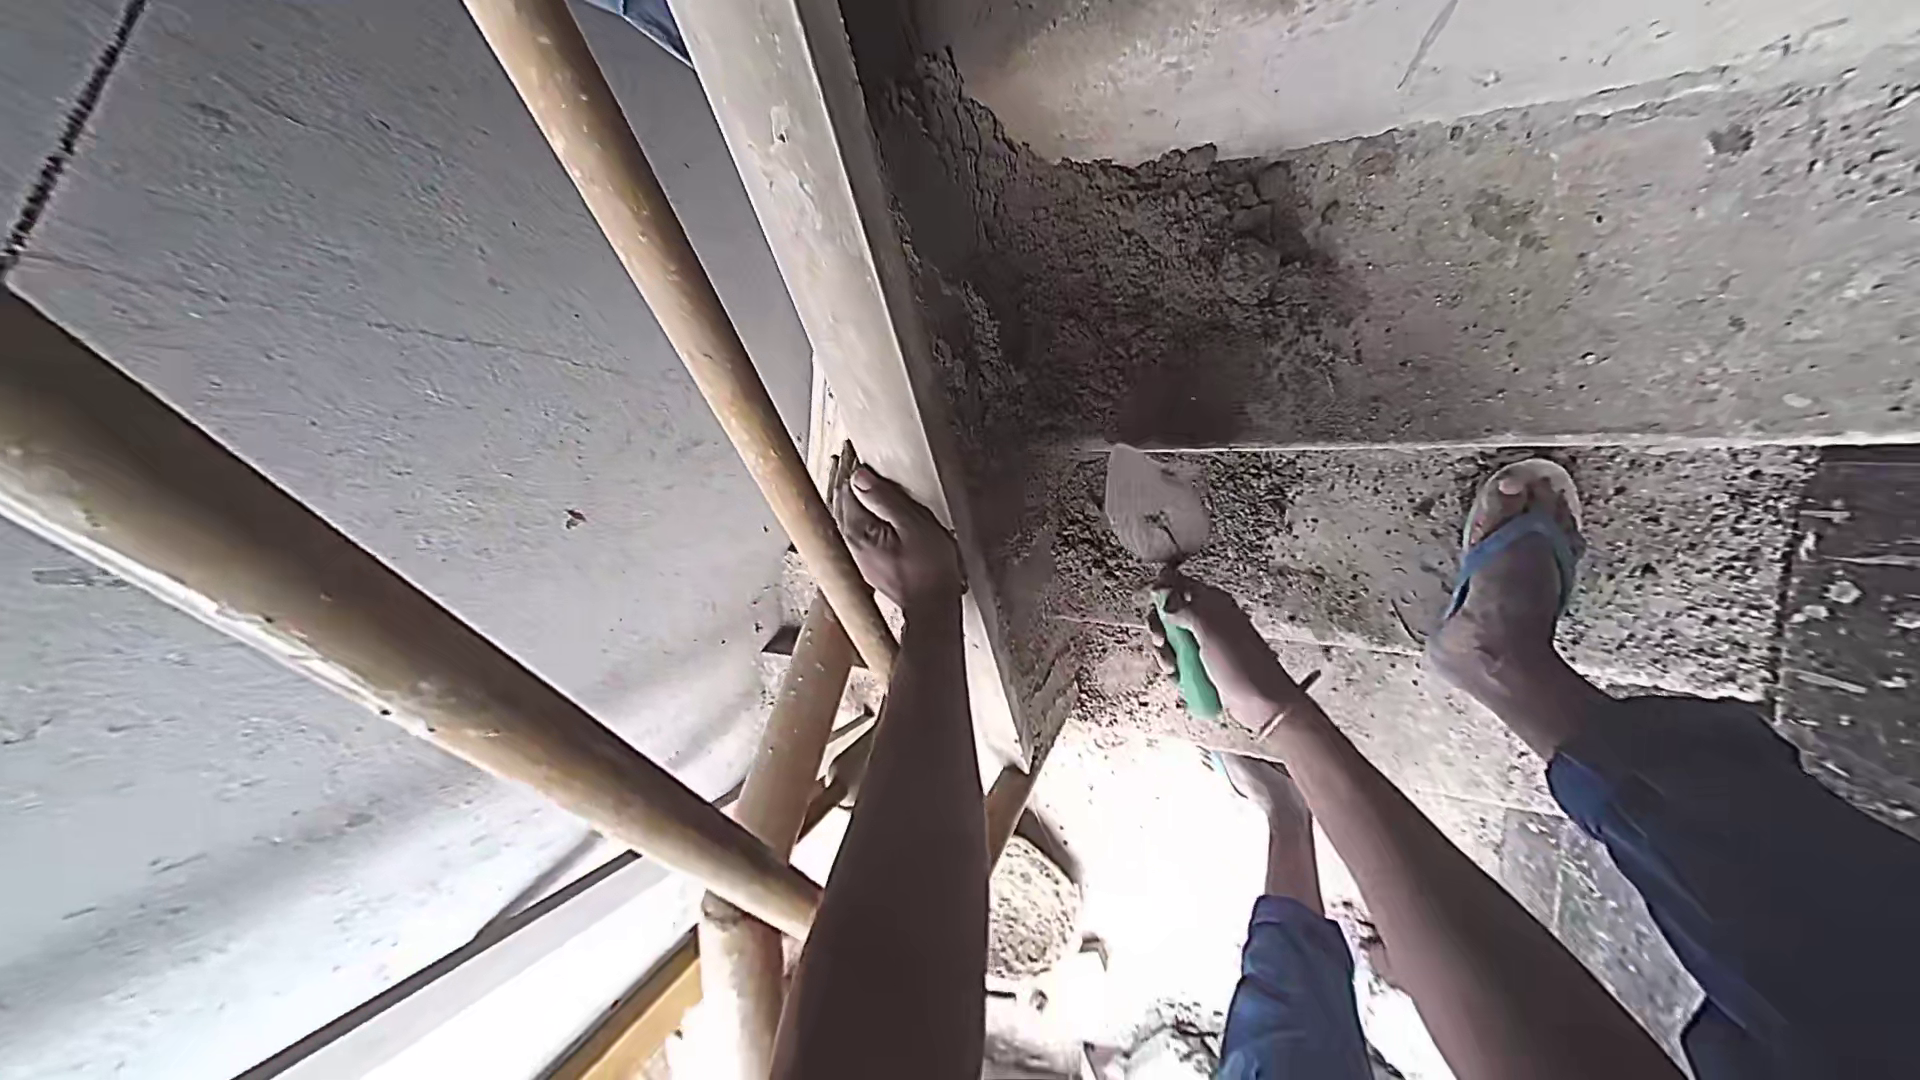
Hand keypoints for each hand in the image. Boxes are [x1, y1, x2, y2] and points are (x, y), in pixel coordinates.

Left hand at [831, 451, 963, 613]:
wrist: (932, 608)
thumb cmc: (930, 569)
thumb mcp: (915, 526)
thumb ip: (886, 500)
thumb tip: (859, 476)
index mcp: (859, 532)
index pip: (846, 491)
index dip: (849, 468)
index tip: (853, 449)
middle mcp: (850, 544)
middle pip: (838, 503)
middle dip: (841, 479)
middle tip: (845, 456)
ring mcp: (856, 556)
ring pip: (842, 517)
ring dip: (845, 495)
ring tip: (849, 476)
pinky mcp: (866, 564)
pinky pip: (852, 529)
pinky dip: (852, 512)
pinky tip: (860, 509)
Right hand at [1152, 572, 1311, 733]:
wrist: (1261, 704)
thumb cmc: (1245, 667)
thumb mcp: (1210, 630)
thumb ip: (1183, 608)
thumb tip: (1162, 594)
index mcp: (1213, 603)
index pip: (1179, 583)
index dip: (1162, 591)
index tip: (1156, 607)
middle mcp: (1207, 620)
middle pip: (1167, 612)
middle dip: (1160, 628)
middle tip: (1163, 640)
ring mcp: (1203, 642)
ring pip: (1169, 638)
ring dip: (1165, 653)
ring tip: (1174, 665)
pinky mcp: (1200, 663)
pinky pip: (1176, 658)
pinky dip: (1172, 667)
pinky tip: (1179, 675)